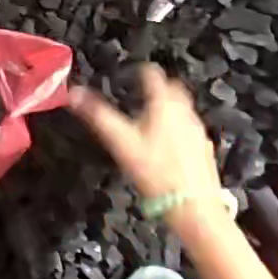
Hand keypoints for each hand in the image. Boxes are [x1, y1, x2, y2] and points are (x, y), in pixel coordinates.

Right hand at [68, 64, 221, 205]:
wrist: (193, 208)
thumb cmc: (154, 169)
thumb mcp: (118, 140)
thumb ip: (96, 113)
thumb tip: (73, 92)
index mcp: (164, 105)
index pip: (154, 76)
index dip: (142, 70)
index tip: (134, 70)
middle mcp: (185, 114)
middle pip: (174, 90)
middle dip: (160, 86)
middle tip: (144, 88)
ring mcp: (197, 133)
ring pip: (184, 110)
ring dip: (169, 106)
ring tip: (152, 112)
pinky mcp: (204, 151)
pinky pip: (189, 129)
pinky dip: (177, 127)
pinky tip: (167, 141)